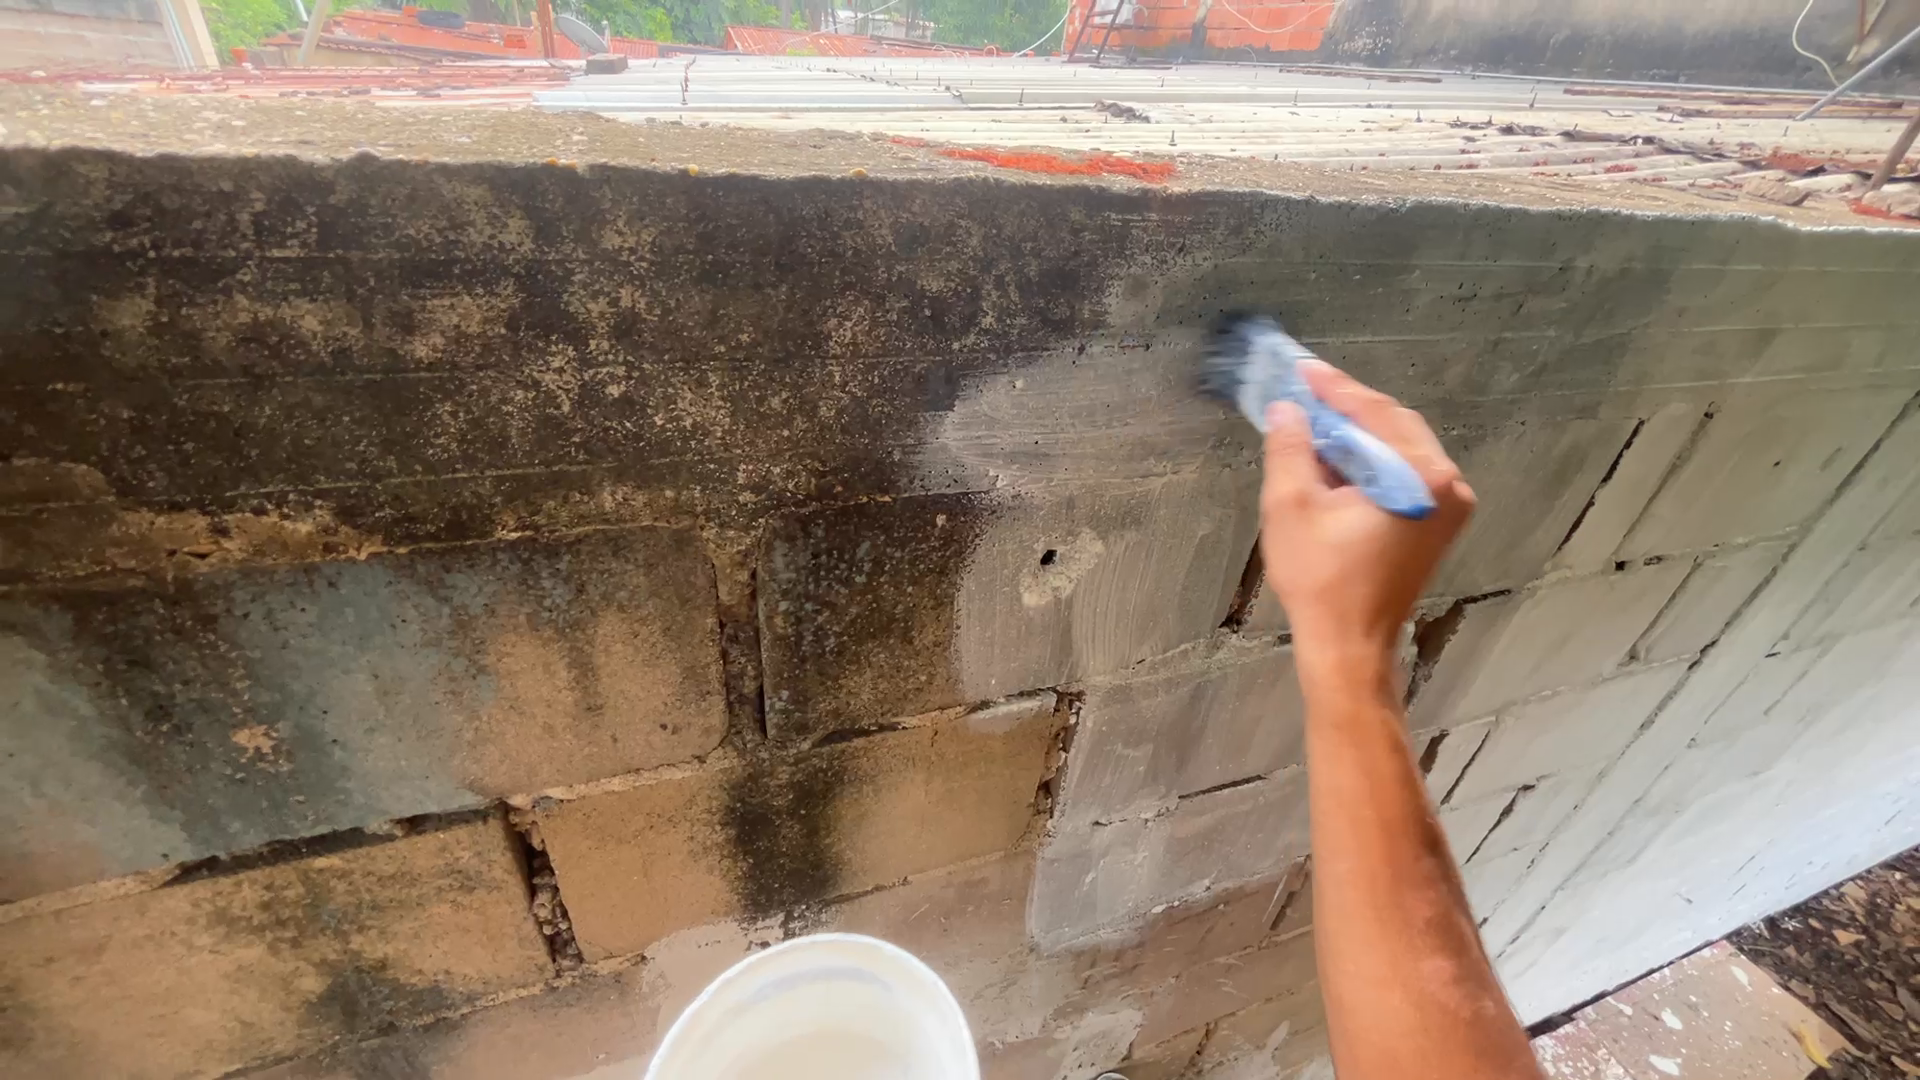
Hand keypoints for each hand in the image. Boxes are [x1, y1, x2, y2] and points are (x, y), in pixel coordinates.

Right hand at [1259, 361, 1474, 679]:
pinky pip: (1404, 472)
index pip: (1373, 413)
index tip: (1303, 369)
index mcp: (1417, 476)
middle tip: (1306, 391)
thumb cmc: (1318, 578)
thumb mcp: (1290, 506)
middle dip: (1348, 407)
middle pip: (1393, 425)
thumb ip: (1289, 448)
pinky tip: (1338, 458)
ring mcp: (1448, 505)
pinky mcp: (1438, 522)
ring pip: (1400, 447)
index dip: (1333, 389)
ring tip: (1315, 421)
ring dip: (1358, 432)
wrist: (1349, 640)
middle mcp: (1446, 483)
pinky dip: (1371, 459)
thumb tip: (1287, 410)